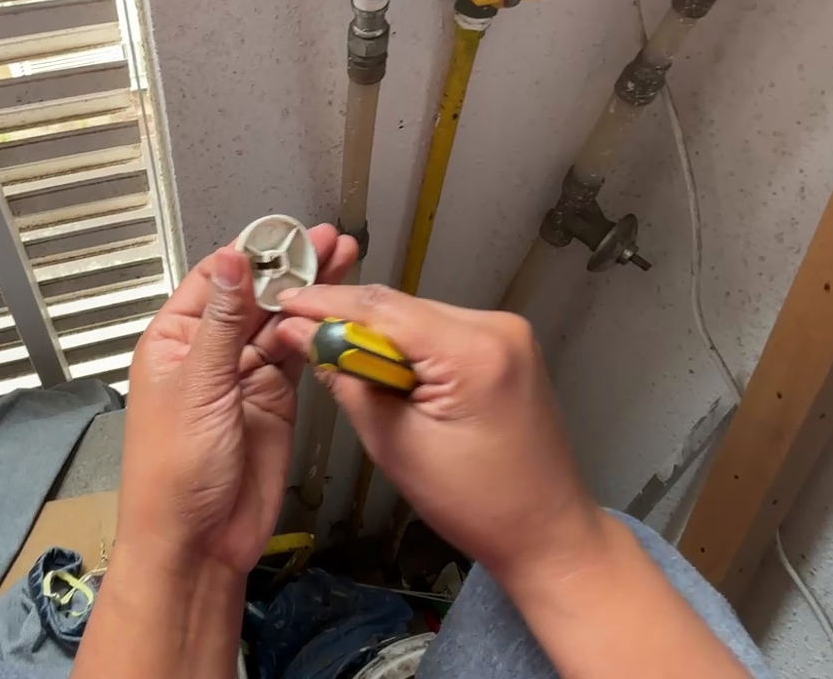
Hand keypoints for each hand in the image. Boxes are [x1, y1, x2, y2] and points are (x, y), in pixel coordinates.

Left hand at [118, 224, 357, 574]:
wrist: (200, 543)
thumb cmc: (176, 465)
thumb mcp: (198, 384)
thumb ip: (222, 320)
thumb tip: (232, 257)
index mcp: (175, 337)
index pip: (216, 278)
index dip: (252, 252)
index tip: (287, 232)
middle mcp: (210, 347)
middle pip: (253, 294)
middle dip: (289, 266)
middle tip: (327, 239)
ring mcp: (244, 371)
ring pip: (280, 320)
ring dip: (309, 292)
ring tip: (343, 258)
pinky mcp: (274, 395)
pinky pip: (296, 354)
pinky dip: (316, 331)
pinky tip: (336, 306)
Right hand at [274, 285, 602, 581]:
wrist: (548, 532)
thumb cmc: (475, 502)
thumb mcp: (394, 443)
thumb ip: (344, 378)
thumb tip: (299, 332)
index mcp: (473, 353)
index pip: (382, 307)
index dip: (326, 302)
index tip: (285, 301)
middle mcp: (496, 326)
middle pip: (399, 305)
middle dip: (347, 316)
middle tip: (299, 329)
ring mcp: (505, 330)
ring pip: (416, 313)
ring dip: (376, 331)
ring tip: (338, 354)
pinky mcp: (504, 341)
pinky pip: (437, 327)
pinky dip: (406, 341)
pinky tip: (385, 365)